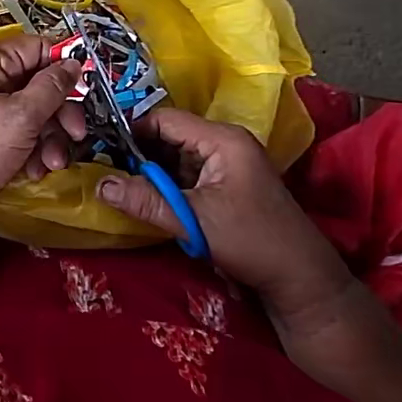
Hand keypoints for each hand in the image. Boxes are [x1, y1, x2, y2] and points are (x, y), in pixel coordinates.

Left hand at [0, 34, 86, 216]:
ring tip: (51, 162)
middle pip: (42, 83)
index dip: (63, 65)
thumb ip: (52, 87)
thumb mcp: (22, 116)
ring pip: (39, 112)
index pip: (36, 48)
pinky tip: (34, 170)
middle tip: (75, 133)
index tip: (86, 85)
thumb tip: (74, 63)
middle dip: (61, 112)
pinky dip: (36, 150)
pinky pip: (27, 132)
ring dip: (51, 138)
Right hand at [94, 108, 351, 316]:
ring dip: (149, 171)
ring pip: (172, 156)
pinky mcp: (223, 184)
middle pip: (167, 136)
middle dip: (137, 153)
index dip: (131, 131)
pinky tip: (143, 197)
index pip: (164, 119)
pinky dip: (163, 184)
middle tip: (104, 169)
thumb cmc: (253, 242)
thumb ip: (146, 200)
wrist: (302, 282)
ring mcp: (225, 164)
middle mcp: (223, 143)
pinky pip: (183, 173)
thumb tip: (100, 185)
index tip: (101, 150)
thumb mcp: (194, 220)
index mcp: (222, 139)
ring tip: (118, 183)